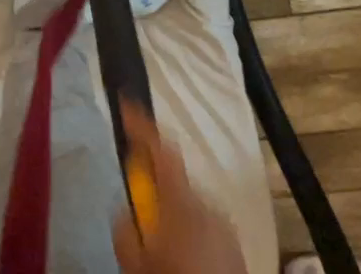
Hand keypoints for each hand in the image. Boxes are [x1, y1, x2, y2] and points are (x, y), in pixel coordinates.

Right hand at [112, 100, 247, 273]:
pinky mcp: (235, 244)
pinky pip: (203, 222)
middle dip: (153, 182)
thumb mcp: (134, 257)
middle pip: (173, 178)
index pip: (162, 150)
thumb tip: (129, 206)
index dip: (143, 124)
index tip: (126, 103)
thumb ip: (125, 223)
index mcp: (182, 203)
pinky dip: (187, 227)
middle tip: (137, 201)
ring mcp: (225, 225)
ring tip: (159, 238)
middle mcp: (208, 206)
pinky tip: (180, 252)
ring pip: (188, 202)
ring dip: (170, 208)